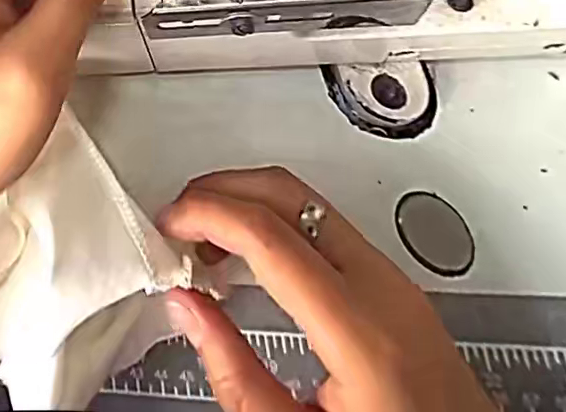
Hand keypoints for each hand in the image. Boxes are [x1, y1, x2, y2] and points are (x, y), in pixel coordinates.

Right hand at [158, 168, 492, 411]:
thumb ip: (236, 375)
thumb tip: (189, 309)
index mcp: (364, 336)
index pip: (270, 235)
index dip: (209, 214)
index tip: (172, 222)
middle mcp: (385, 289)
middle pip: (287, 193)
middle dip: (221, 190)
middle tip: (179, 217)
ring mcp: (393, 278)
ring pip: (304, 198)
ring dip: (246, 201)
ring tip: (203, 236)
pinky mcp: (392, 281)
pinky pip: (322, 222)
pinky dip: (272, 219)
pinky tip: (247, 250)